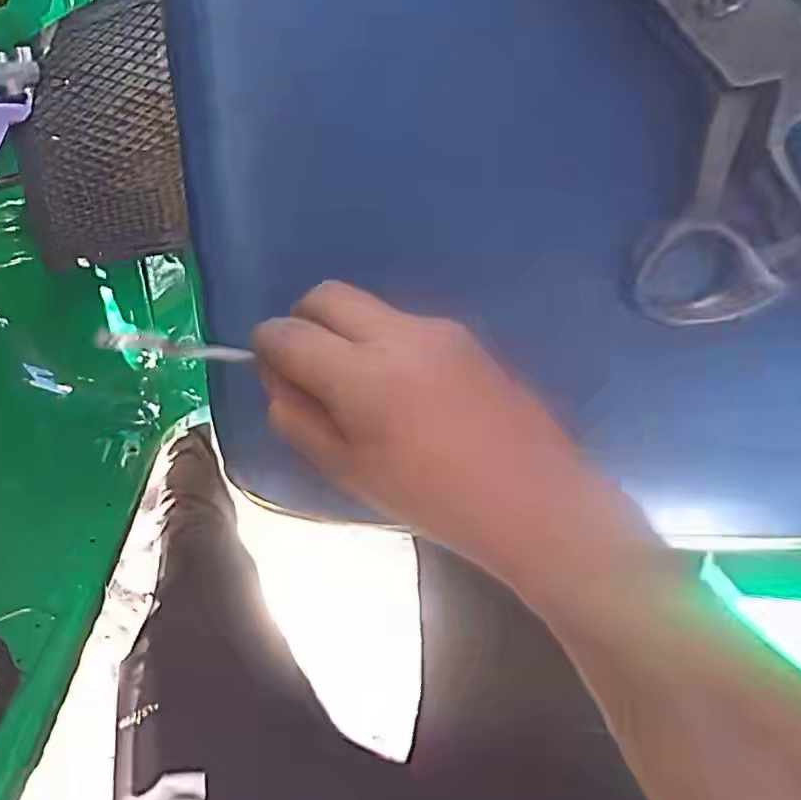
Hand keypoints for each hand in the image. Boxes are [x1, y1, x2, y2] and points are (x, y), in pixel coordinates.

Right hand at [252, 282, 655, 594]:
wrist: (536, 504)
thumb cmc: (429, 497)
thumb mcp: (342, 468)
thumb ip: (295, 417)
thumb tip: (279, 379)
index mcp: (362, 375)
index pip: (285, 332)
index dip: (264, 348)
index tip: (273, 375)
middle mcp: (398, 335)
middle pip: (323, 295)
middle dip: (299, 322)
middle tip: (305, 368)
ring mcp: (437, 329)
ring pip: (363, 305)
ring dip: (339, 332)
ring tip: (354, 386)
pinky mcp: (464, 336)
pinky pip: (397, 322)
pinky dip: (374, 341)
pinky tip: (395, 389)